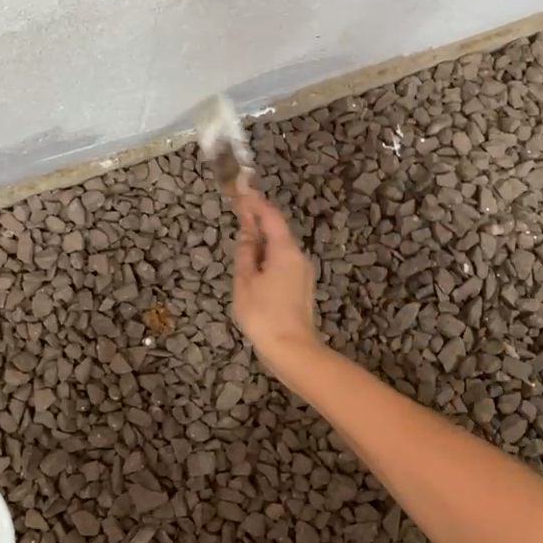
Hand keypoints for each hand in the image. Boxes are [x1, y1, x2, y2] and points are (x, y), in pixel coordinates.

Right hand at [231, 188, 322, 367]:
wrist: (292, 349)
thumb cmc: (264, 314)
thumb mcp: (245, 282)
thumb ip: (245, 255)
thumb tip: (247, 238)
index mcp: (285, 251)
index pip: (271, 217)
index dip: (256, 204)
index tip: (242, 193)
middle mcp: (298, 257)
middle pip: (277, 232)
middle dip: (258, 223)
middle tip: (239, 215)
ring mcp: (303, 273)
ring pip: (280, 250)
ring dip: (262, 243)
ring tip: (242, 246)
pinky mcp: (301, 288)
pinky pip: (283, 264)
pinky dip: (268, 259)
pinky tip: (254, 269)